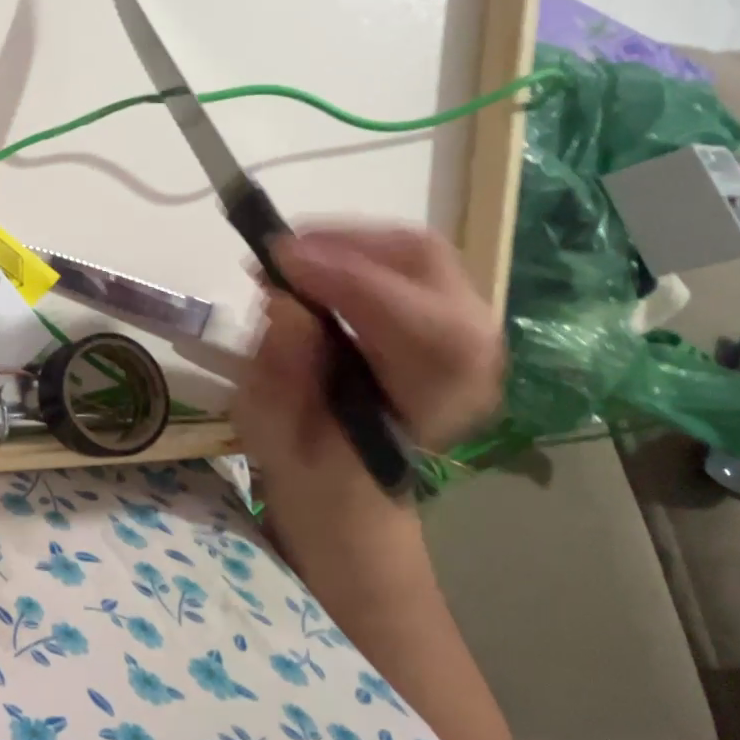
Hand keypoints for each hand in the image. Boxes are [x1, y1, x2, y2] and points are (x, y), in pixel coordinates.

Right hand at [235, 226, 503, 524]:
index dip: (348, 281)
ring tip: (290, 256)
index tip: (280, 258)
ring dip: (350, 244)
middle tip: (281, 250)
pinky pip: (410, 264)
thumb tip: (286, 302)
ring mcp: (464, 340)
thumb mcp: (272, 433)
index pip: (413, 324)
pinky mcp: (447, 321)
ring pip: (421, 257)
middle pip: (428, 269)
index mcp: (429, 409)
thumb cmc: (308, 471)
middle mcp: (466, 367)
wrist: (352, 496)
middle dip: (349, 245)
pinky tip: (315, 265)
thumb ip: (282, 372)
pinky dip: (359, 252)